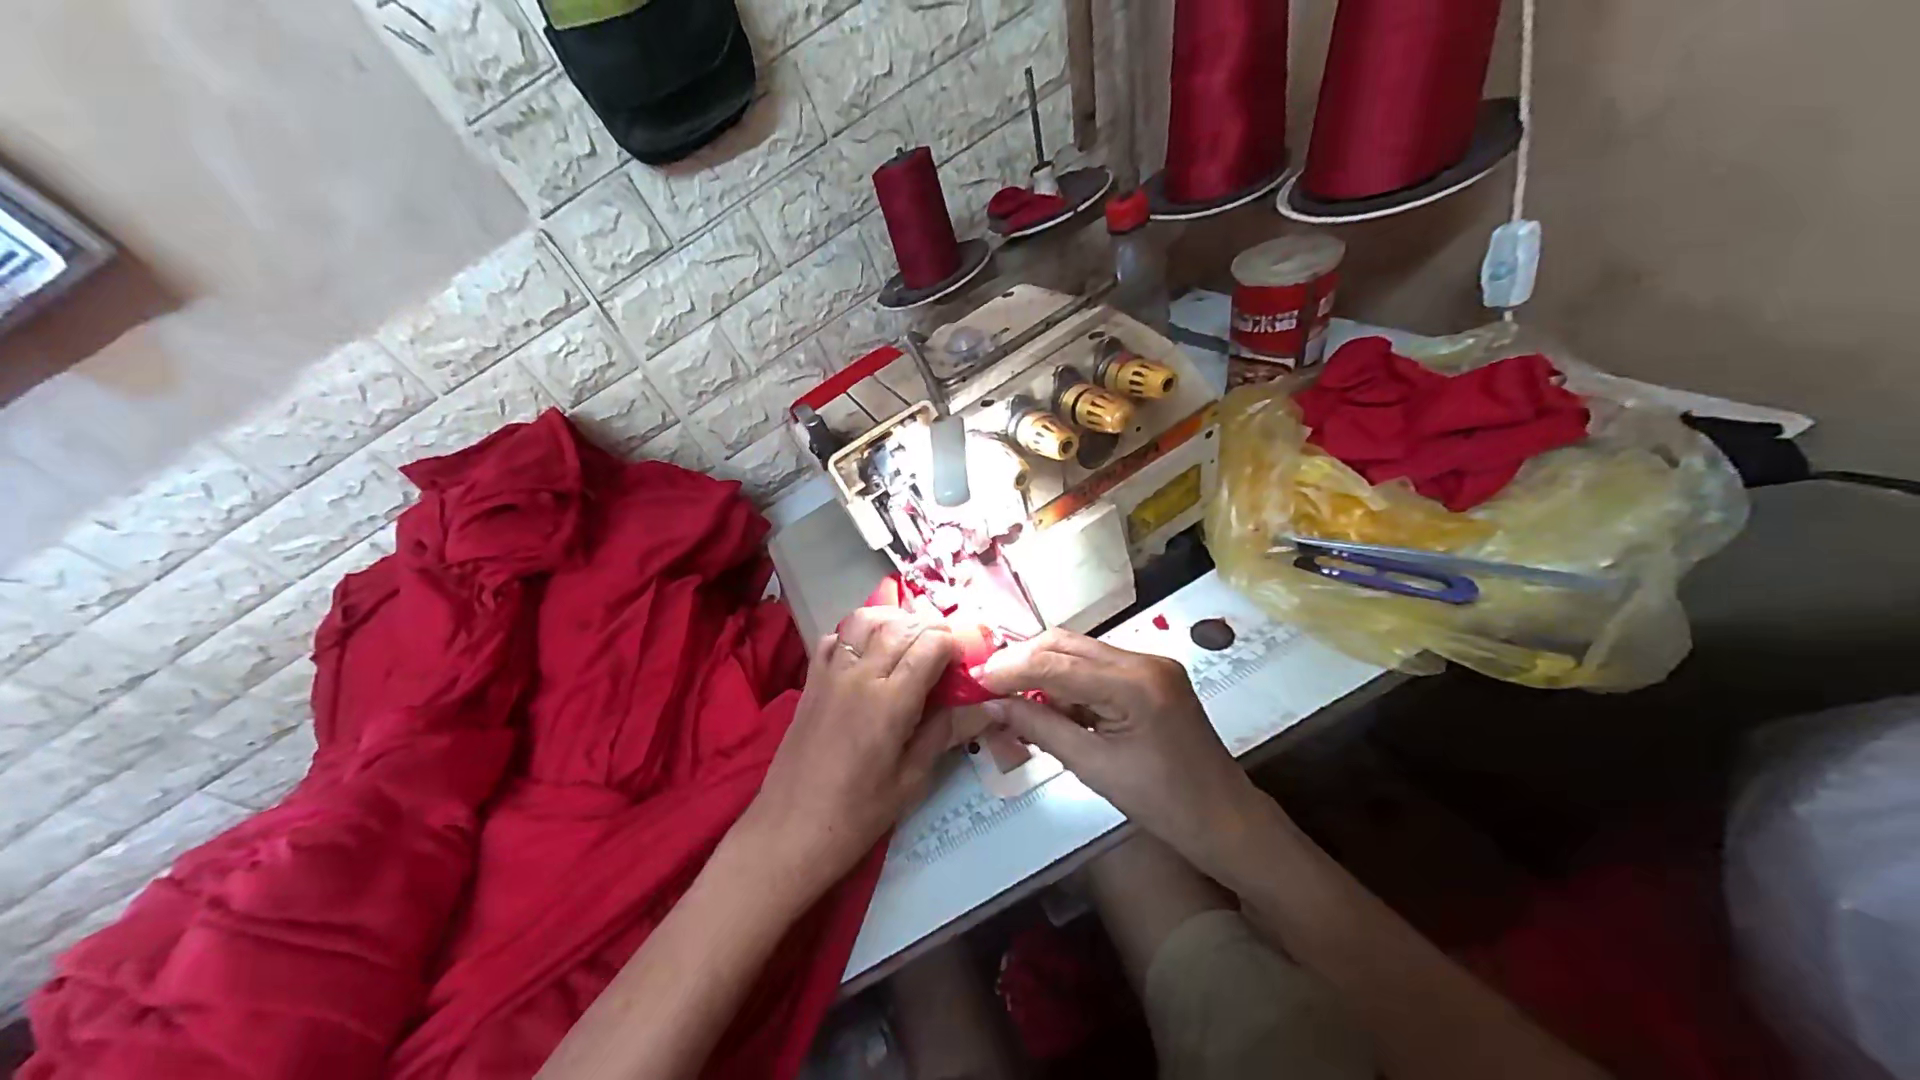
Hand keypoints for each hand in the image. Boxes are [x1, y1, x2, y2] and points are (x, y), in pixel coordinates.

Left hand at [736, 607, 958, 897]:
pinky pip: (835, 638)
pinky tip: (870, 653)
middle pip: (900, 627)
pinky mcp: (811, 681)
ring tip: (910, 642)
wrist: (790, 832)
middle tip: (945, 652)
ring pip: (865, 621)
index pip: (929, 645)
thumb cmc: (857, 814)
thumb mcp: (911, 779)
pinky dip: (858, 634)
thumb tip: (987, 707)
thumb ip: (945, 732)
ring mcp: (830, 674)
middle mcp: (859, 676)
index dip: (953, 645)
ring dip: (894, 622)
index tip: (965, 662)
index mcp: (890, 701)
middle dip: (930, 629)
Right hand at [975, 630, 1264, 873]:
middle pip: (1066, 644)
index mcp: (1135, 683)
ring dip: (1042, 668)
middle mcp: (1144, 659)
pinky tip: (1046, 699)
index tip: (976, 677)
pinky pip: (1096, 666)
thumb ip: (1041, 727)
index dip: (1011, 668)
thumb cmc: (1163, 804)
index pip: (1057, 663)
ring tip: (1009, 692)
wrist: (1224, 818)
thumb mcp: (1093, 767)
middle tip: (987, 681)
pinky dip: (1066, 679)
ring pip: (1079, 651)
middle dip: (1023, 660)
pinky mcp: (1151, 674)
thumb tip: (994, 703)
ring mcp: (1150, 663)